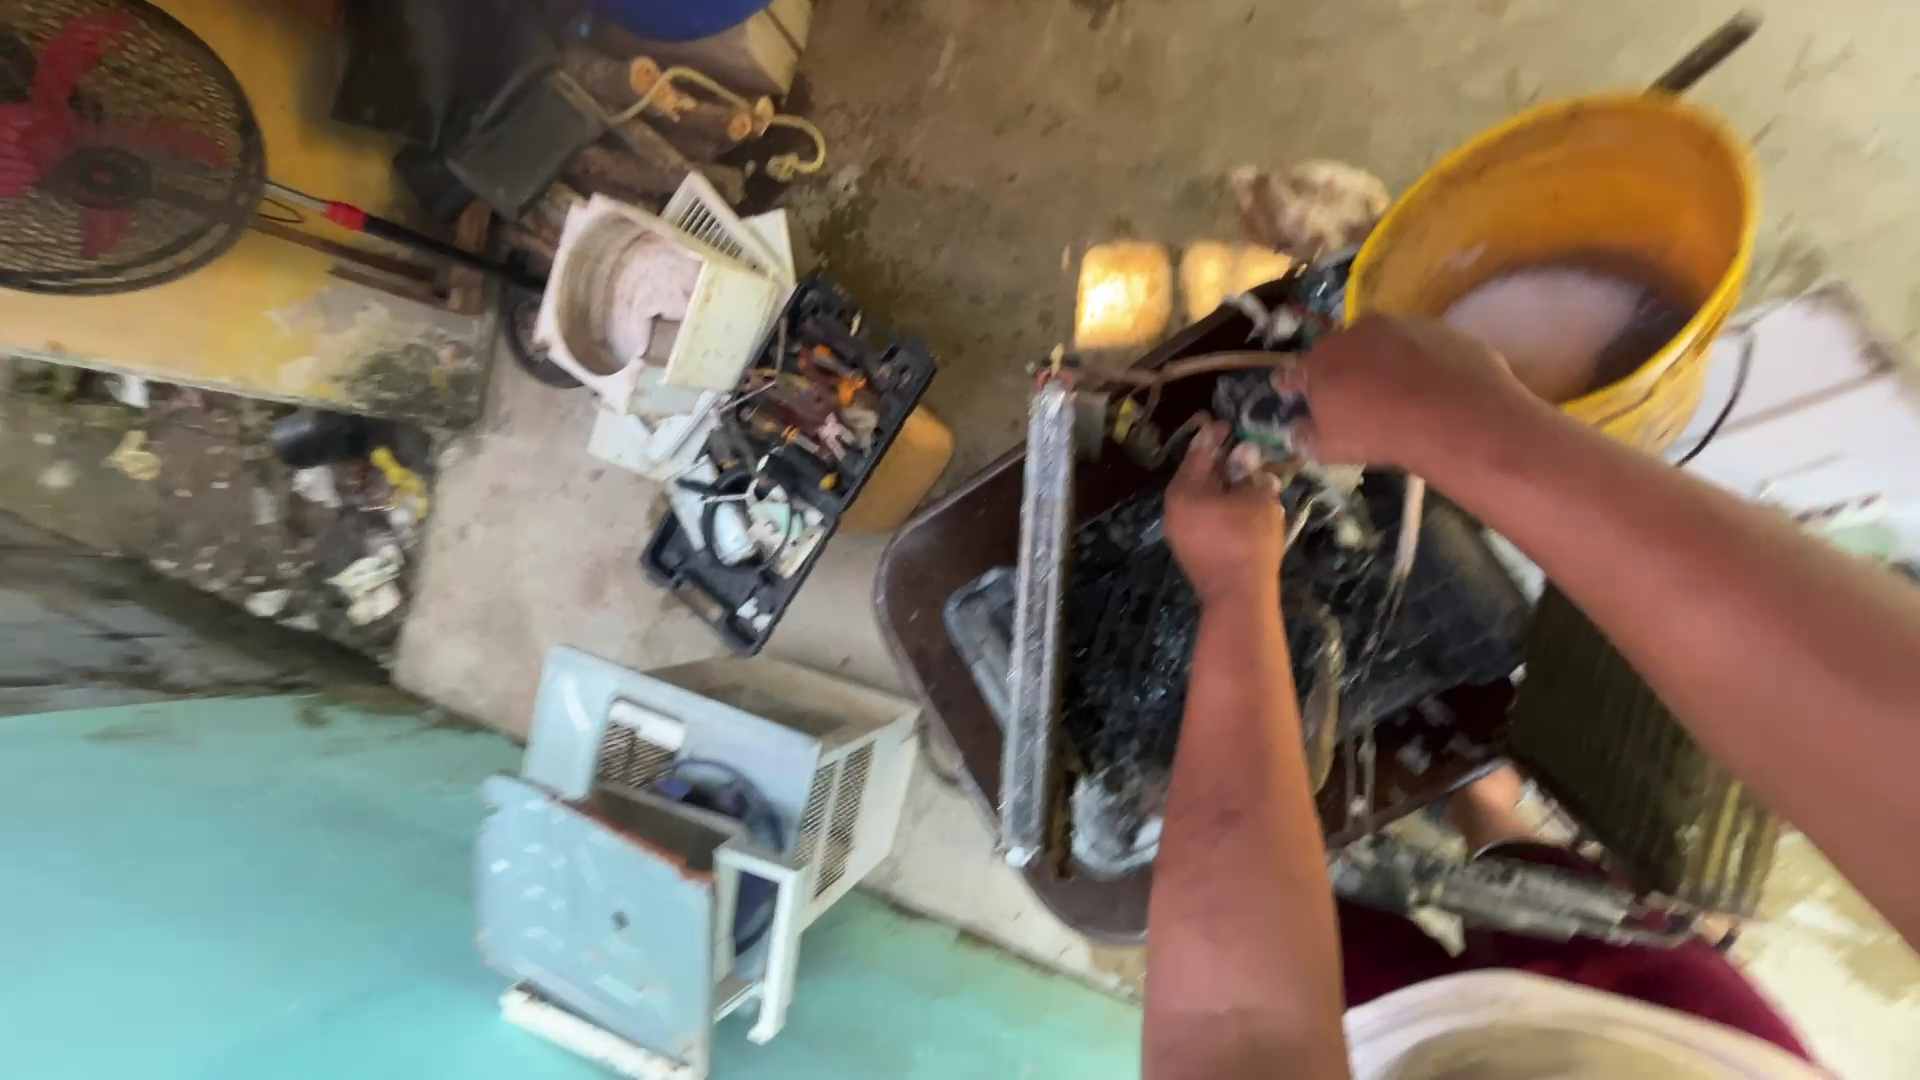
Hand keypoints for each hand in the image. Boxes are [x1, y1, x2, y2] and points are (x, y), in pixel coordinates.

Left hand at [1164, 418, 1284, 606]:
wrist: (1238, 595)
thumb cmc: (1247, 540)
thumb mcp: (1257, 499)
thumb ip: (1251, 473)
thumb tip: (1246, 453)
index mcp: (1183, 491)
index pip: (1198, 453)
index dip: (1214, 436)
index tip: (1224, 422)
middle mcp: (1173, 509)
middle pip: (1196, 475)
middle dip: (1218, 461)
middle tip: (1238, 447)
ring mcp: (1178, 532)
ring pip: (1199, 498)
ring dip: (1220, 485)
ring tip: (1244, 475)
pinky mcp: (1188, 549)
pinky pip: (1201, 517)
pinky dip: (1217, 505)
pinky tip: (1238, 503)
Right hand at [1278, 314, 1548, 468]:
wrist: (1453, 415)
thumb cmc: (1377, 433)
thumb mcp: (1329, 448)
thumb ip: (1306, 436)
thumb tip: (1297, 430)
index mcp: (1319, 362)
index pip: (1293, 372)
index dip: (1290, 384)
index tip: (1288, 390)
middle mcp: (1354, 333)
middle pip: (1339, 351)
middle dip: (1339, 368)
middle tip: (1350, 394)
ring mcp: (1399, 325)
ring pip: (1380, 342)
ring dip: (1379, 360)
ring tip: (1393, 388)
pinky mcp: (1438, 328)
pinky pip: (1417, 345)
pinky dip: (1416, 359)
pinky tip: (1426, 384)